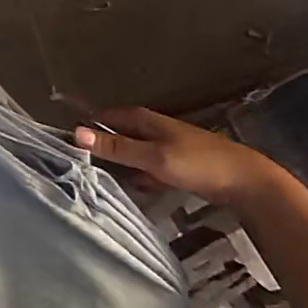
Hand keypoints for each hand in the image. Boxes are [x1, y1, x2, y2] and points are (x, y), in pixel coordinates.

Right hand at [73, 107, 286, 206]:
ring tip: (93, 181)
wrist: (245, 182)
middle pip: (113, 135)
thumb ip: (116, 146)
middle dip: (95, 148)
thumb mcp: (152, 156)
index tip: (62, 146)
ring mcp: (159, 146)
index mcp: (141, 119)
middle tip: (73, 168)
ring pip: (126, 153)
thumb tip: (76, 132)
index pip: (101, 117)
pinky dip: (132, 176)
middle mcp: (148, 128)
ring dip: (114, 164)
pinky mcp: (169, 164)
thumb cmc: (198, 164)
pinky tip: (127, 190)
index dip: (83, 128)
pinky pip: (140, 167)